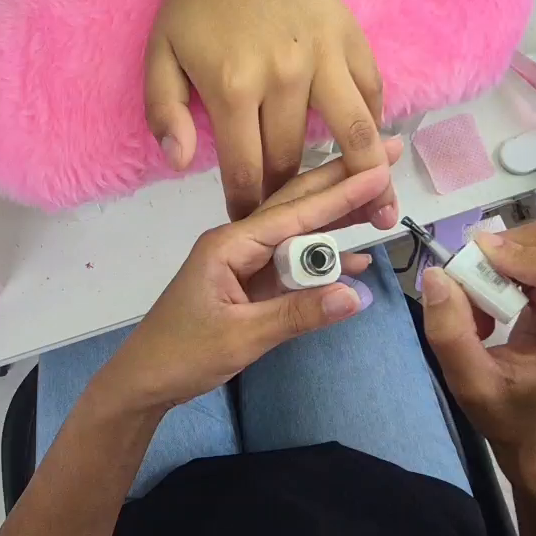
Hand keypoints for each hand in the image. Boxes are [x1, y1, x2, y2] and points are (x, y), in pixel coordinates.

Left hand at [101, 145, 401, 410]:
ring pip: (300, 232)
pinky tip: (356, 259)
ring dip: (340, 219)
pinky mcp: (249, 283)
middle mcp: (240, 242)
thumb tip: (358, 294)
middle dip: (344, 183)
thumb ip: (298, 314)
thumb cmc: (183, 355)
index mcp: (231, 244)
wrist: (145, 380)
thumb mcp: (242, 337)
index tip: (381, 170)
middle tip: (390, 155)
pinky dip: (324, 260)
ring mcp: (245, 261)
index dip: (341, 193)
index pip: (295, 213)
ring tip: (384, 199)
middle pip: (300, 207)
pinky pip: (293, 263)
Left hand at [146, 0, 395, 225]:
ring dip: (364, 179)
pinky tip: (373, 150)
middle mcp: (285, 79)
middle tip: (300, 221)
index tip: (250, 223)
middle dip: (293, 198)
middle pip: (295, 160)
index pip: (246, 169)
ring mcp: (325, 58)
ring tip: (378, 210)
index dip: (248, 204)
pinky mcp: (352, 39)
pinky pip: (373, 94)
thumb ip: (165, 113)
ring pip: (354, 135)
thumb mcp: (160, 57)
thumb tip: (179, 164)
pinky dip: (374, 125)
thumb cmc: (194, 8)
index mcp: (233, 88)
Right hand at [419, 220, 535, 480]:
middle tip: (468, 280)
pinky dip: (511, 268)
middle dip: (506, 253)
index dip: (520, 253)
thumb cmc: (508, 415)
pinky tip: (493, 298)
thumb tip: (437, 275)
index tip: (475, 263)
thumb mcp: (468, 383)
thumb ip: (449, 332)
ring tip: (479, 296)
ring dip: (505, 261)